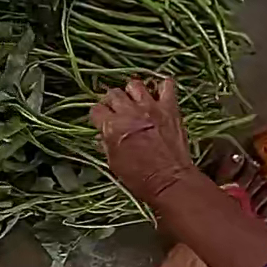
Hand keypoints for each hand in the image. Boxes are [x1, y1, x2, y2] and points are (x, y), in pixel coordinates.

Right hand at [91, 77, 198, 206]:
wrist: (170, 182)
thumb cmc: (139, 178)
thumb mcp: (114, 163)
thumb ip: (106, 144)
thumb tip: (102, 135)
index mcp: (112, 127)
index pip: (96, 110)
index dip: (97, 115)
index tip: (101, 121)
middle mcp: (130, 112)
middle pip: (114, 93)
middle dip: (112, 101)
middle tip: (116, 111)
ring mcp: (151, 107)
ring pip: (135, 84)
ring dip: (132, 92)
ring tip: (135, 101)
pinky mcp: (170, 108)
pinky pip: (167, 85)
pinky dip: (162, 87)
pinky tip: (158, 94)